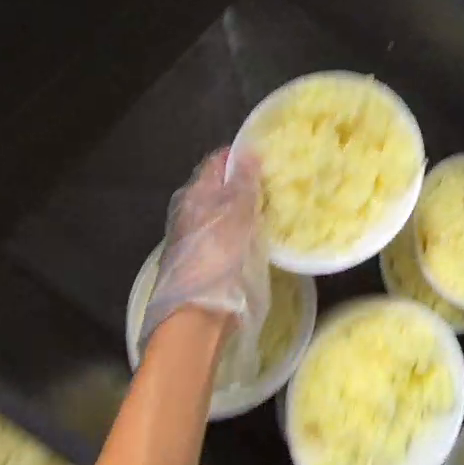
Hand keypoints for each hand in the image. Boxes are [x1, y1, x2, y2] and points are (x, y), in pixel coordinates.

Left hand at [140, 148, 270, 357]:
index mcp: (195, 192)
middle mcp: (187, 209)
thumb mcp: (238, 210)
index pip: (218, 160)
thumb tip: (248, 152)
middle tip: (275, 183)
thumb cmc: (219, 254)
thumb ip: (243, 180)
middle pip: (218, 186)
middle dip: (243, 182)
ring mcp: (190, 236)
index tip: (268, 157)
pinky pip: (221, 233)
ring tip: (271, 208)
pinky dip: (236, 229)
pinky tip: (255, 236)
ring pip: (219, 210)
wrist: (197, 313)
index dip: (241, 155)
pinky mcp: (197, 259)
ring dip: (240, 208)